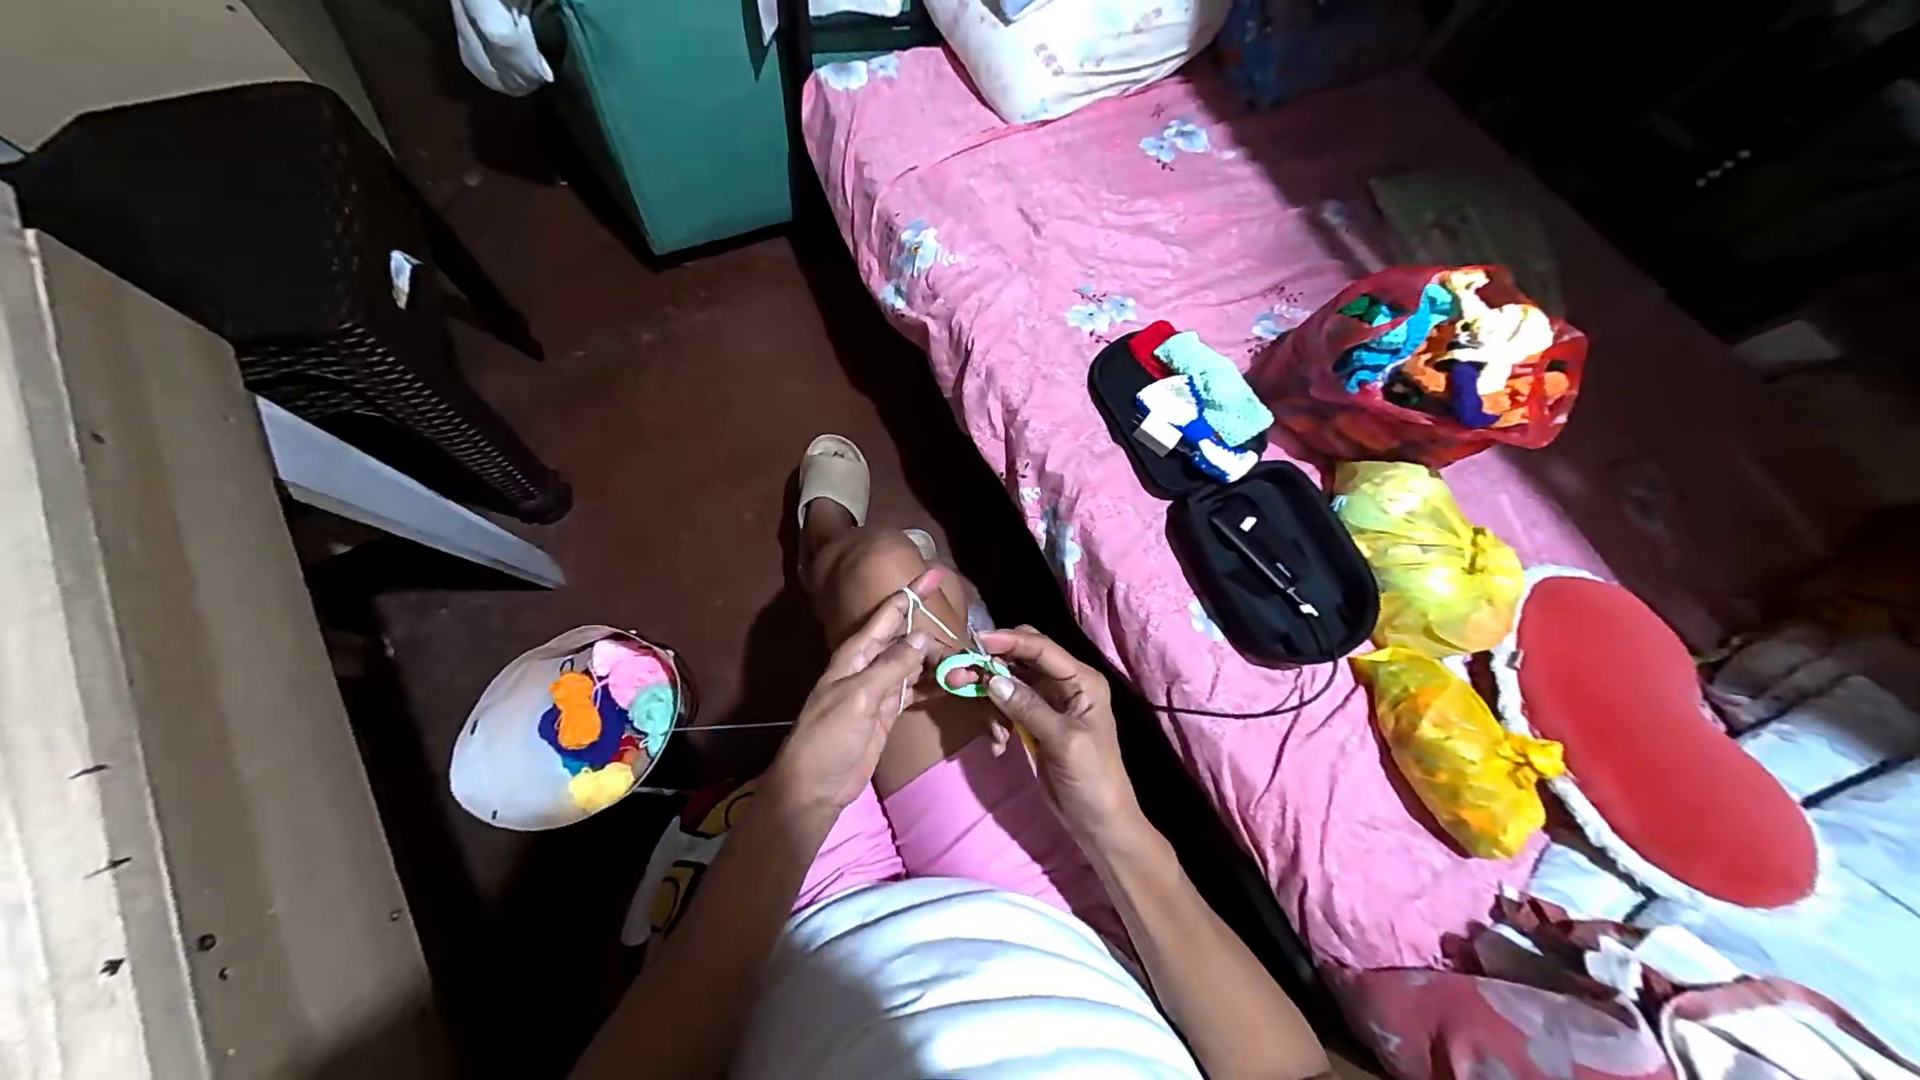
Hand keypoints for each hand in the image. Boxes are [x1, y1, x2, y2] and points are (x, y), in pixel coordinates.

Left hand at [767, 569, 943, 816]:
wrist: (814, 786)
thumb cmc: (828, 737)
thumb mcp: (858, 698)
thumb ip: (891, 666)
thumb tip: (920, 637)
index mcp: (856, 653)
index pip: (889, 613)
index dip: (913, 592)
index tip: (937, 573)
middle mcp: (869, 664)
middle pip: (907, 638)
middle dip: (935, 635)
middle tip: (966, 648)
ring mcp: (880, 687)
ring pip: (914, 663)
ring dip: (938, 661)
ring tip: (967, 665)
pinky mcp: (888, 710)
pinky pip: (914, 688)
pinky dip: (933, 684)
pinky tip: (953, 683)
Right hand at [975, 626, 1144, 845]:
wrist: (1098, 822)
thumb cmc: (1091, 777)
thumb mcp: (1063, 740)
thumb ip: (1028, 707)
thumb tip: (993, 679)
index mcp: (1082, 680)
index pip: (1041, 647)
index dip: (1008, 641)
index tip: (976, 641)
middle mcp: (1065, 683)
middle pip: (1022, 657)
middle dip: (993, 665)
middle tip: (964, 676)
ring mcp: (1048, 702)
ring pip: (1010, 681)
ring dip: (993, 700)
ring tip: (992, 732)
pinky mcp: (1034, 721)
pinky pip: (1007, 706)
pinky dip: (997, 720)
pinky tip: (998, 745)